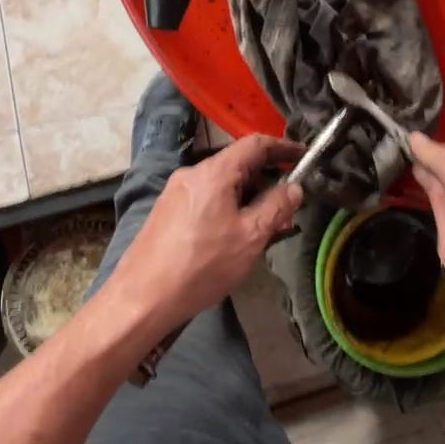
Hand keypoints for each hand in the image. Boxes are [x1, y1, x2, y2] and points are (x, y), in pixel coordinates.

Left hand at [106, 134, 305, 329]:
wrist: (140, 299)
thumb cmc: (201, 266)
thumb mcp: (250, 237)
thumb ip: (276, 207)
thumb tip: (294, 187)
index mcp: (214, 172)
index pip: (255, 144)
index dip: (283, 147)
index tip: (303, 156)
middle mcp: (192, 173)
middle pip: (238, 164)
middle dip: (267, 181)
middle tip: (288, 207)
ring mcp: (176, 192)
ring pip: (223, 184)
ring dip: (248, 198)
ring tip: (265, 228)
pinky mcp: (167, 211)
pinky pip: (207, 198)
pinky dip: (228, 207)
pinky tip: (235, 235)